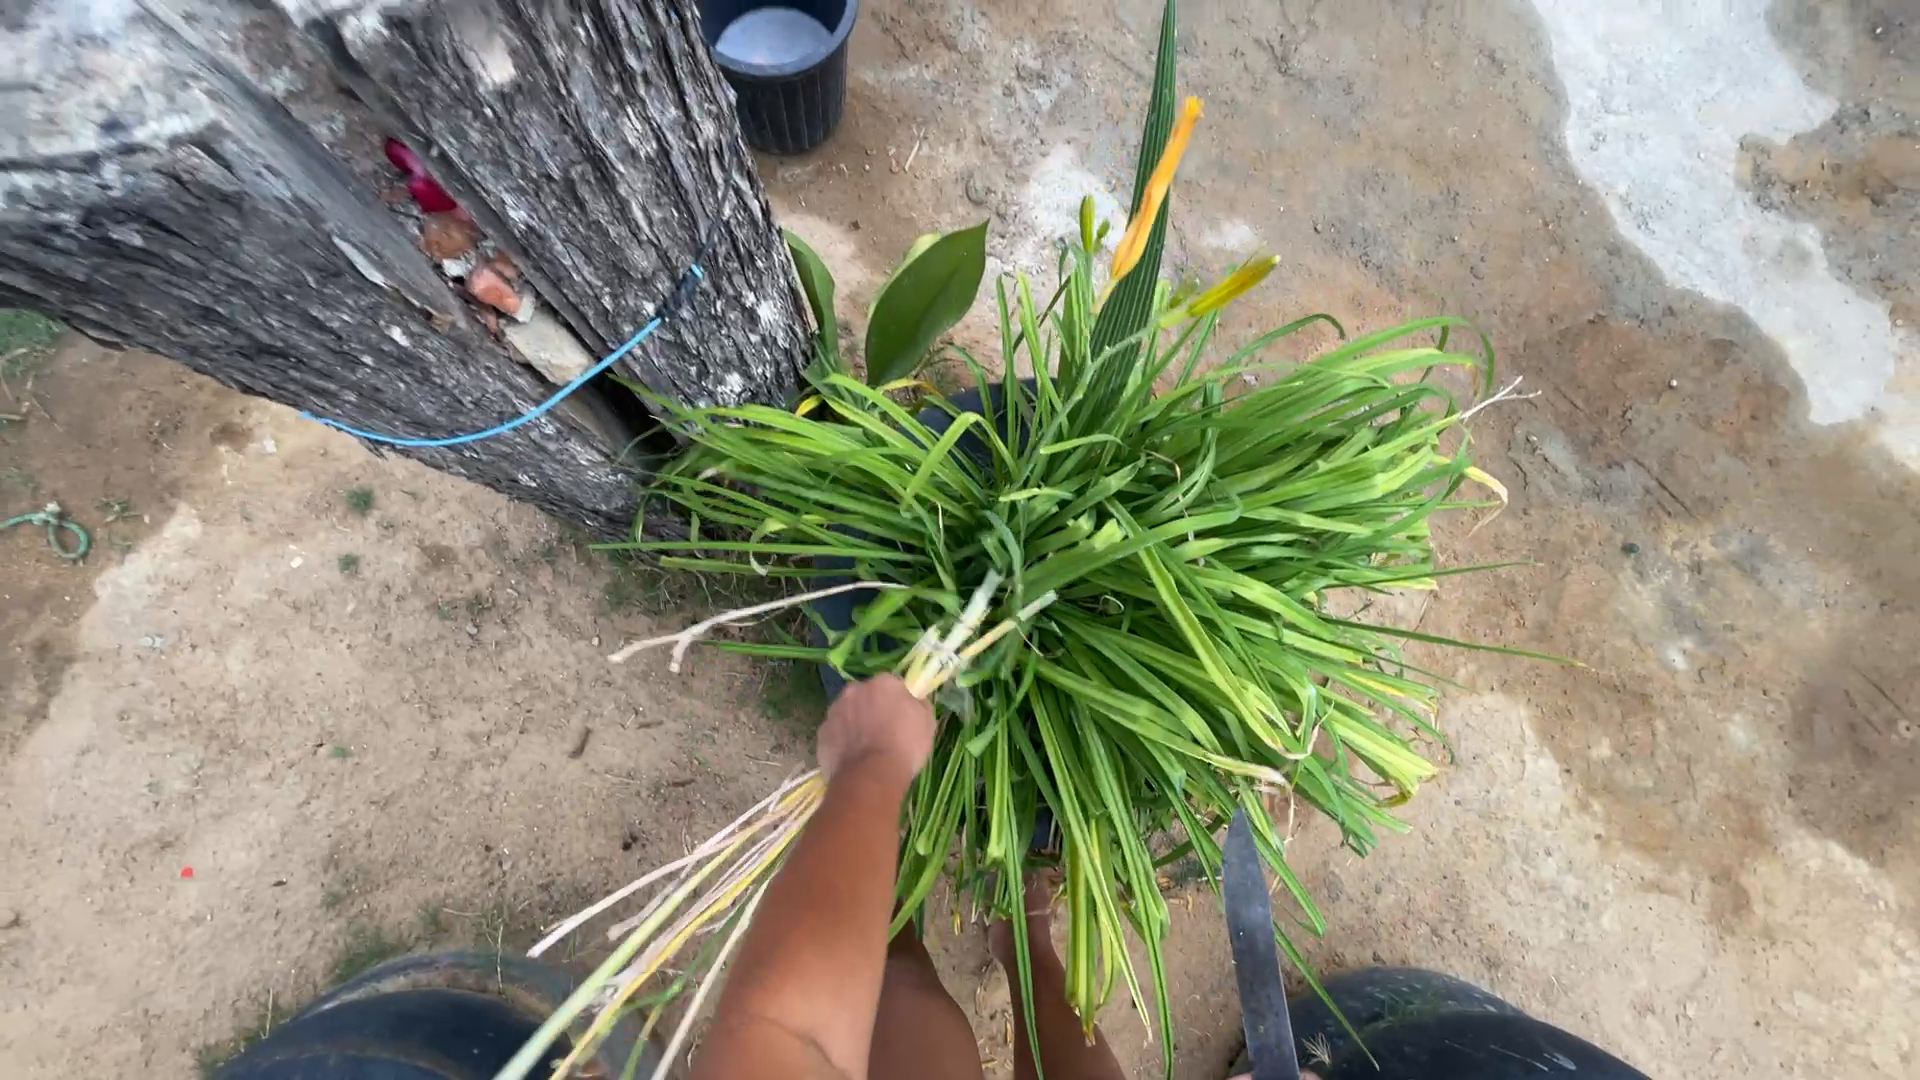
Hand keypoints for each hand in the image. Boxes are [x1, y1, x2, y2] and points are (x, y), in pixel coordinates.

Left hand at [817, 674, 934, 782]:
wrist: (870, 777)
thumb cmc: (904, 746)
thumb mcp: (927, 723)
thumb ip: (919, 705)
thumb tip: (914, 702)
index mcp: (883, 682)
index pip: (892, 685)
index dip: (897, 702)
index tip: (901, 719)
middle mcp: (855, 690)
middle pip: (866, 695)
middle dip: (872, 708)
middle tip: (882, 732)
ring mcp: (835, 710)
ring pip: (847, 712)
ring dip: (855, 723)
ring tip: (866, 748)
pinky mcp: (822, 732)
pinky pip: (835, 733)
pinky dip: (842, 741)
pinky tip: (852, 758)